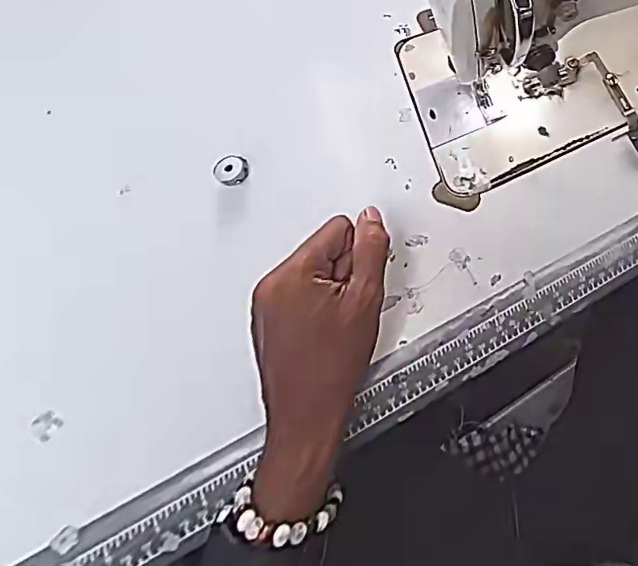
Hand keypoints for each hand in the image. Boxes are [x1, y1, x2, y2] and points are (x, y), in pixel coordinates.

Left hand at [250, 207, 389, 517]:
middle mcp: (272, 284)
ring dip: (332, 288)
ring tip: (336, 323)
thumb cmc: (330, 370)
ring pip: (315, 270)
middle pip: (325, 248)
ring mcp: (266, 302)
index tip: (357, 284)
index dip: (359, 255)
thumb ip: (371, 250)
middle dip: (344, 272)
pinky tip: (325, 330)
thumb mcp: (365, 300)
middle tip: (348, 308)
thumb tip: (370, 219)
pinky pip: (302, 290)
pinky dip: (318, 303)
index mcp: (291, 274)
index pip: (338, 228)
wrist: (307, 417)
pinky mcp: (268, 316)